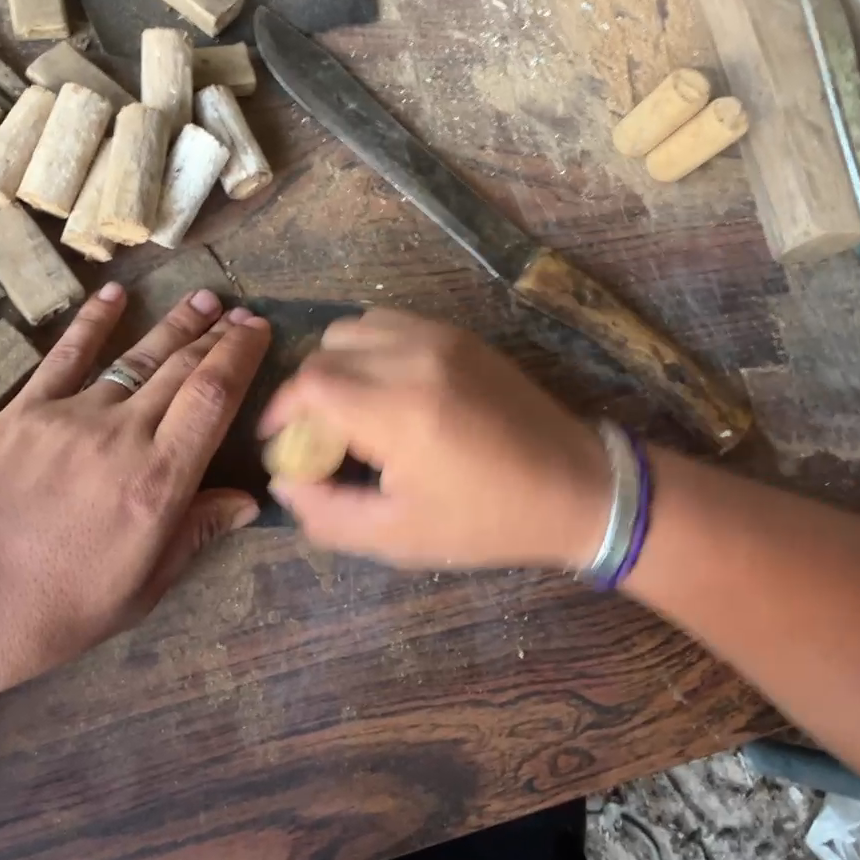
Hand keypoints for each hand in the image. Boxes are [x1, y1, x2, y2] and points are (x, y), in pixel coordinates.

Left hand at [0, 284, 270, 707]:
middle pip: (181, 370)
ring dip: (175, 325)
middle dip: (218, 337)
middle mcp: (120, 437)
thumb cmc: (52, 613)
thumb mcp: (137, 593)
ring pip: (135, 358)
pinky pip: (64, 354)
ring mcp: (68, 417)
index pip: (213, 399)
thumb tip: (246, 500)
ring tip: (205, 300)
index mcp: (156, 485)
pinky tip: (116, 294)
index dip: (241, 356)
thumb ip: (194, 535)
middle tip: (243, 314)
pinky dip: (94, 321)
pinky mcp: (22, 410)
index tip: (259, 331)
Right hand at [261, 309, 612, 571]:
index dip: (280, 410)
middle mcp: (414, 359)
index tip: (280, 440)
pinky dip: (369, 349)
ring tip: (350, 407)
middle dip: (306, 392)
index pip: (308, 384)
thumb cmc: (488, 520)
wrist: (579, 486)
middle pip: (324, 352)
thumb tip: (283, 482)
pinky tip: (385, 386)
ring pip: (354, 328)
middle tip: (317, 434)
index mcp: (398, 412)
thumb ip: (327, 513)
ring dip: (337, 364)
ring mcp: (440, 338)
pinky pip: (390, 323)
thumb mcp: (400, 537)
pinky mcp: (460, 333)